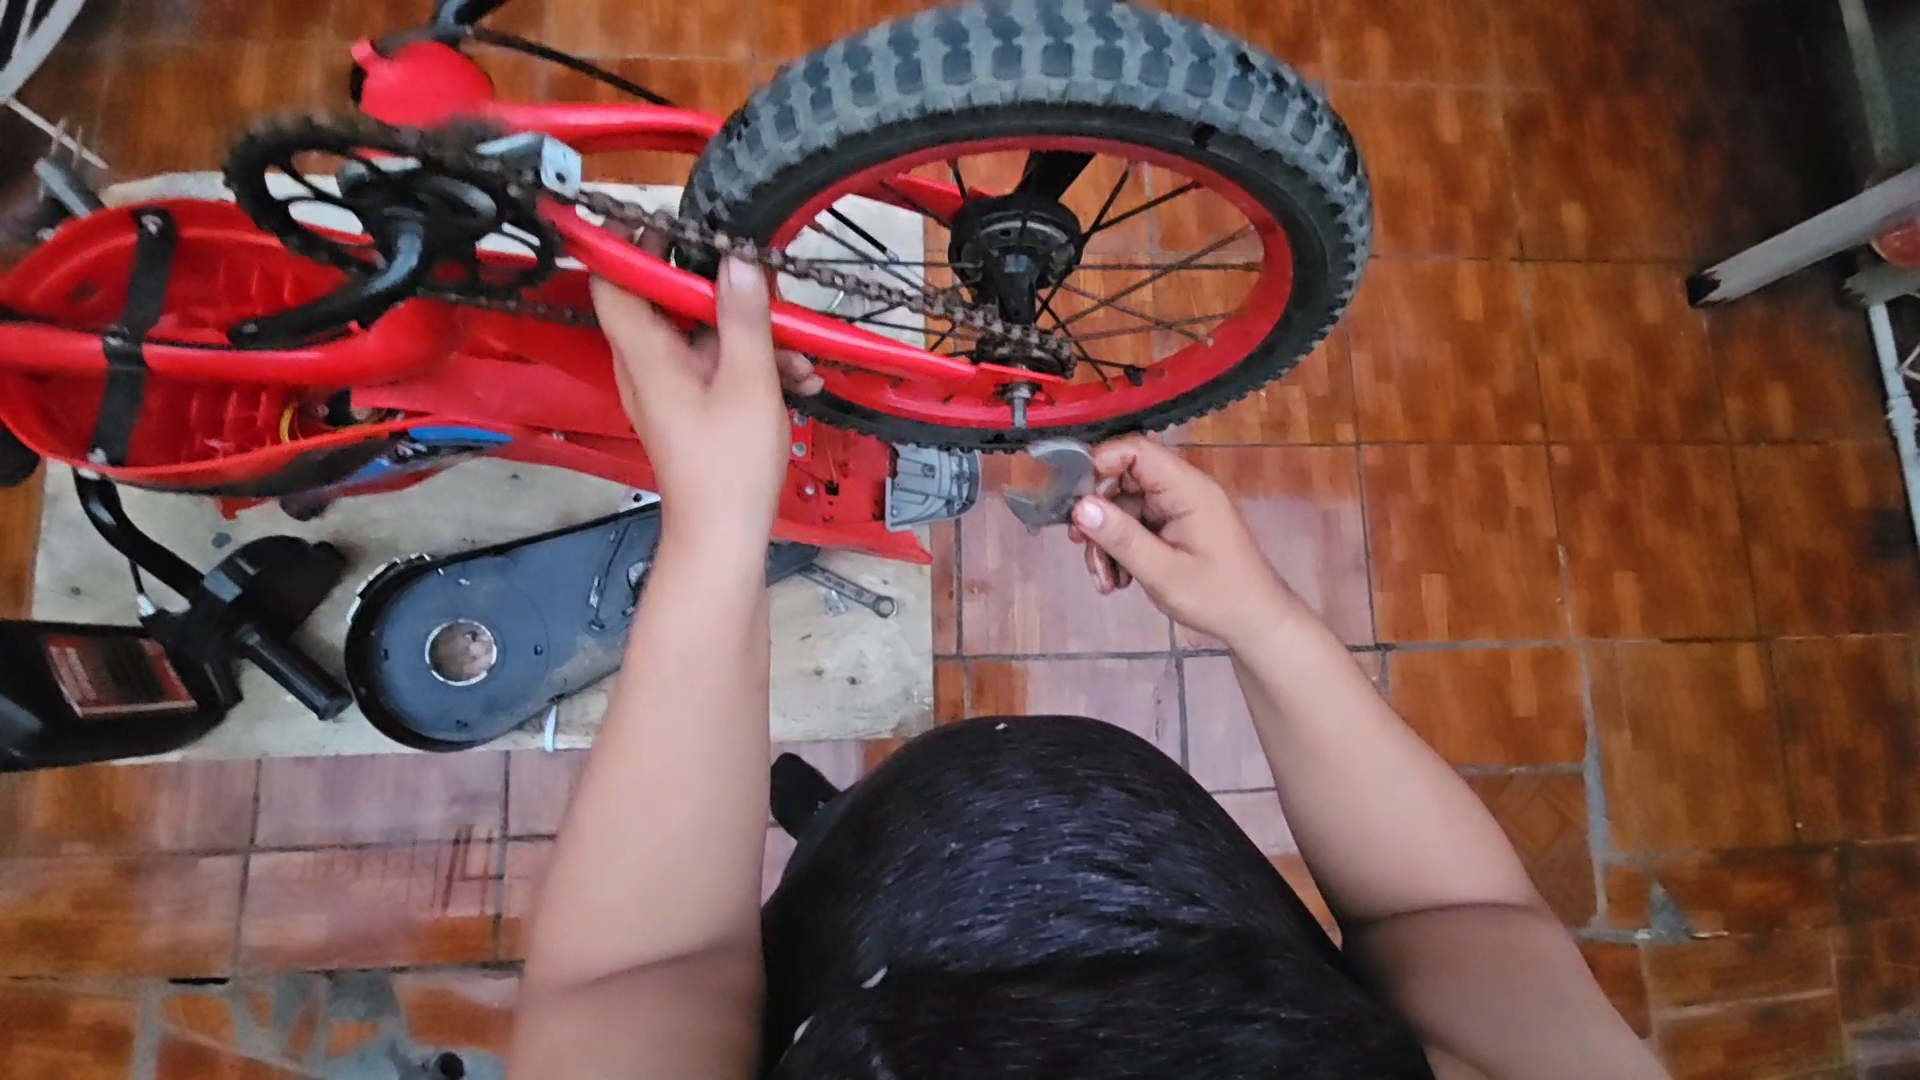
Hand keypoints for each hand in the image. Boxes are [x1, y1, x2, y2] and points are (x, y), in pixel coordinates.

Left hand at [591, 257, 821, 544]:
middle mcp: (647, 367)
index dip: (636, 243)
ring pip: (701, 339)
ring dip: (751, 338)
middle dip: (721, 294)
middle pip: (668, 304)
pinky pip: (716, 370)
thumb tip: (738, 261)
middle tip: (763, 288)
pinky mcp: (692, 409)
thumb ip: (744, 319)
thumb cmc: (730, 464)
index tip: (679, 225)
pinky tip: (797, 381)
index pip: (615, 278)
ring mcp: (670, 390)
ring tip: (797, 356)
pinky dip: (751, 368)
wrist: (725, 533)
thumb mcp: (748, 383)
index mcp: (645, 354)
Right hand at [1067, 435, 1312, 646]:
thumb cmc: (1216, 597)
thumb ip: (1121, 537)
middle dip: (1097, 515)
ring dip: (1106, 542)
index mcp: (1188, 489)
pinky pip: (1134, 526)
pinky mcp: (1173, 527)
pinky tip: (1118, 580)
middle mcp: (1182, 490)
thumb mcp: (1162, 572)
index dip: (1100, 463)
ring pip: (1123, 509)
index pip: (1137, 450)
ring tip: (1105, 580)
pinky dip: (1120, 551)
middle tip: (1079, 545)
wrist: (1254, 624)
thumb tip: (1080, 507)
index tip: (1071, 494)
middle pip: (1124, 481)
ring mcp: (1177, 509)